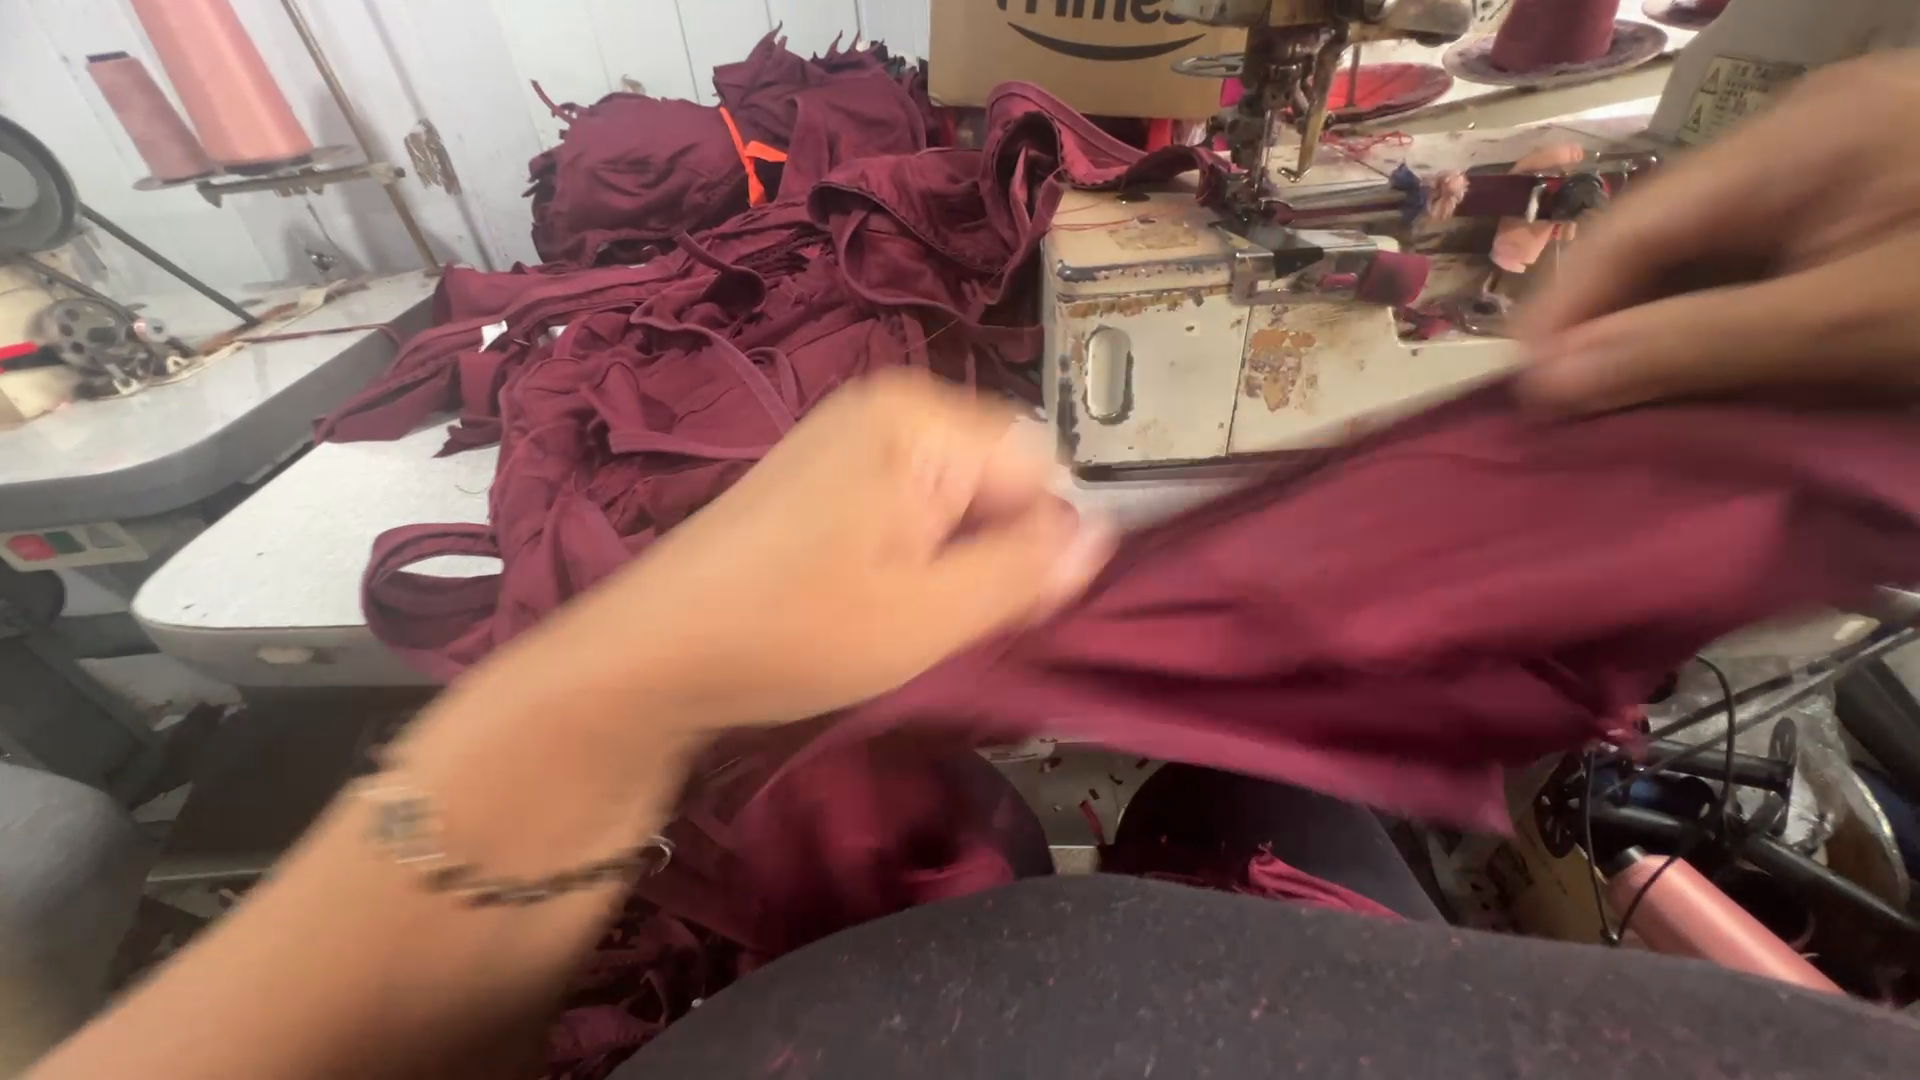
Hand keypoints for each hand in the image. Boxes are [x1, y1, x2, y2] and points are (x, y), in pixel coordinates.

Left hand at [540, 371, 1113, 733]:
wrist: (654, 650)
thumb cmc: (792, 631)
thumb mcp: (929, 616)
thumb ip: (1025, 570)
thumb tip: (1099, 536)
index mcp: (919, 421)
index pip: (1041, 468)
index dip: (1038, 542)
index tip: (1003, 607)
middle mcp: (888, 405)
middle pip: (998, 475)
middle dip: (992, 548)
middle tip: (943, 614)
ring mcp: (850, 432)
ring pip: (957, 494)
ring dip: (953, 555)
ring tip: (901, 608)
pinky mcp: (825, 465)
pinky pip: (911, 499)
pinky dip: (914, 548)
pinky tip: (872, 591)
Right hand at [1516, 52, 1919, 412]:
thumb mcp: (1865, 320)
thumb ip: (1695, 346)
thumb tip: (1543, 383)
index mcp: (1790, 143)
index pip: (1619, 233)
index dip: (1555, 318)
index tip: (1525, 404)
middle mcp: (1783, 147)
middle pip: (1638, 249)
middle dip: (1592, 333)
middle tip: (1571, 417)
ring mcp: (1810, 178)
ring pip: (1672, 268)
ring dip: (1638, 338)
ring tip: (1620, 404)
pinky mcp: (1834, 216)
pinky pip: (1722, 278)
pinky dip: (1691, 332)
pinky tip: (1687, 375)